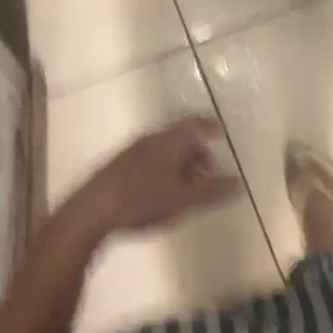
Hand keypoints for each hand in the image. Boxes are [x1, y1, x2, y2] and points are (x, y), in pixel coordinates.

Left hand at [67, 117, 239, 237]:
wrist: (94, 208)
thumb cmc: (143, 199)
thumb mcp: (183, 198)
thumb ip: (212, 190)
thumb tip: (238, 182)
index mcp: (168, 141)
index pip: (193, 124)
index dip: (207, 125)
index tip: (219, 132)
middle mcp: (151, 139)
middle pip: (179, 138)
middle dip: (196, 152)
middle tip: (209, 171)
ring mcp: (133, 151)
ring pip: (164, 150)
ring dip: (180, 163)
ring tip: (189, 188)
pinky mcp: (121, 165)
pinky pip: (151, 160)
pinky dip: (165, 169)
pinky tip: (163, 193)